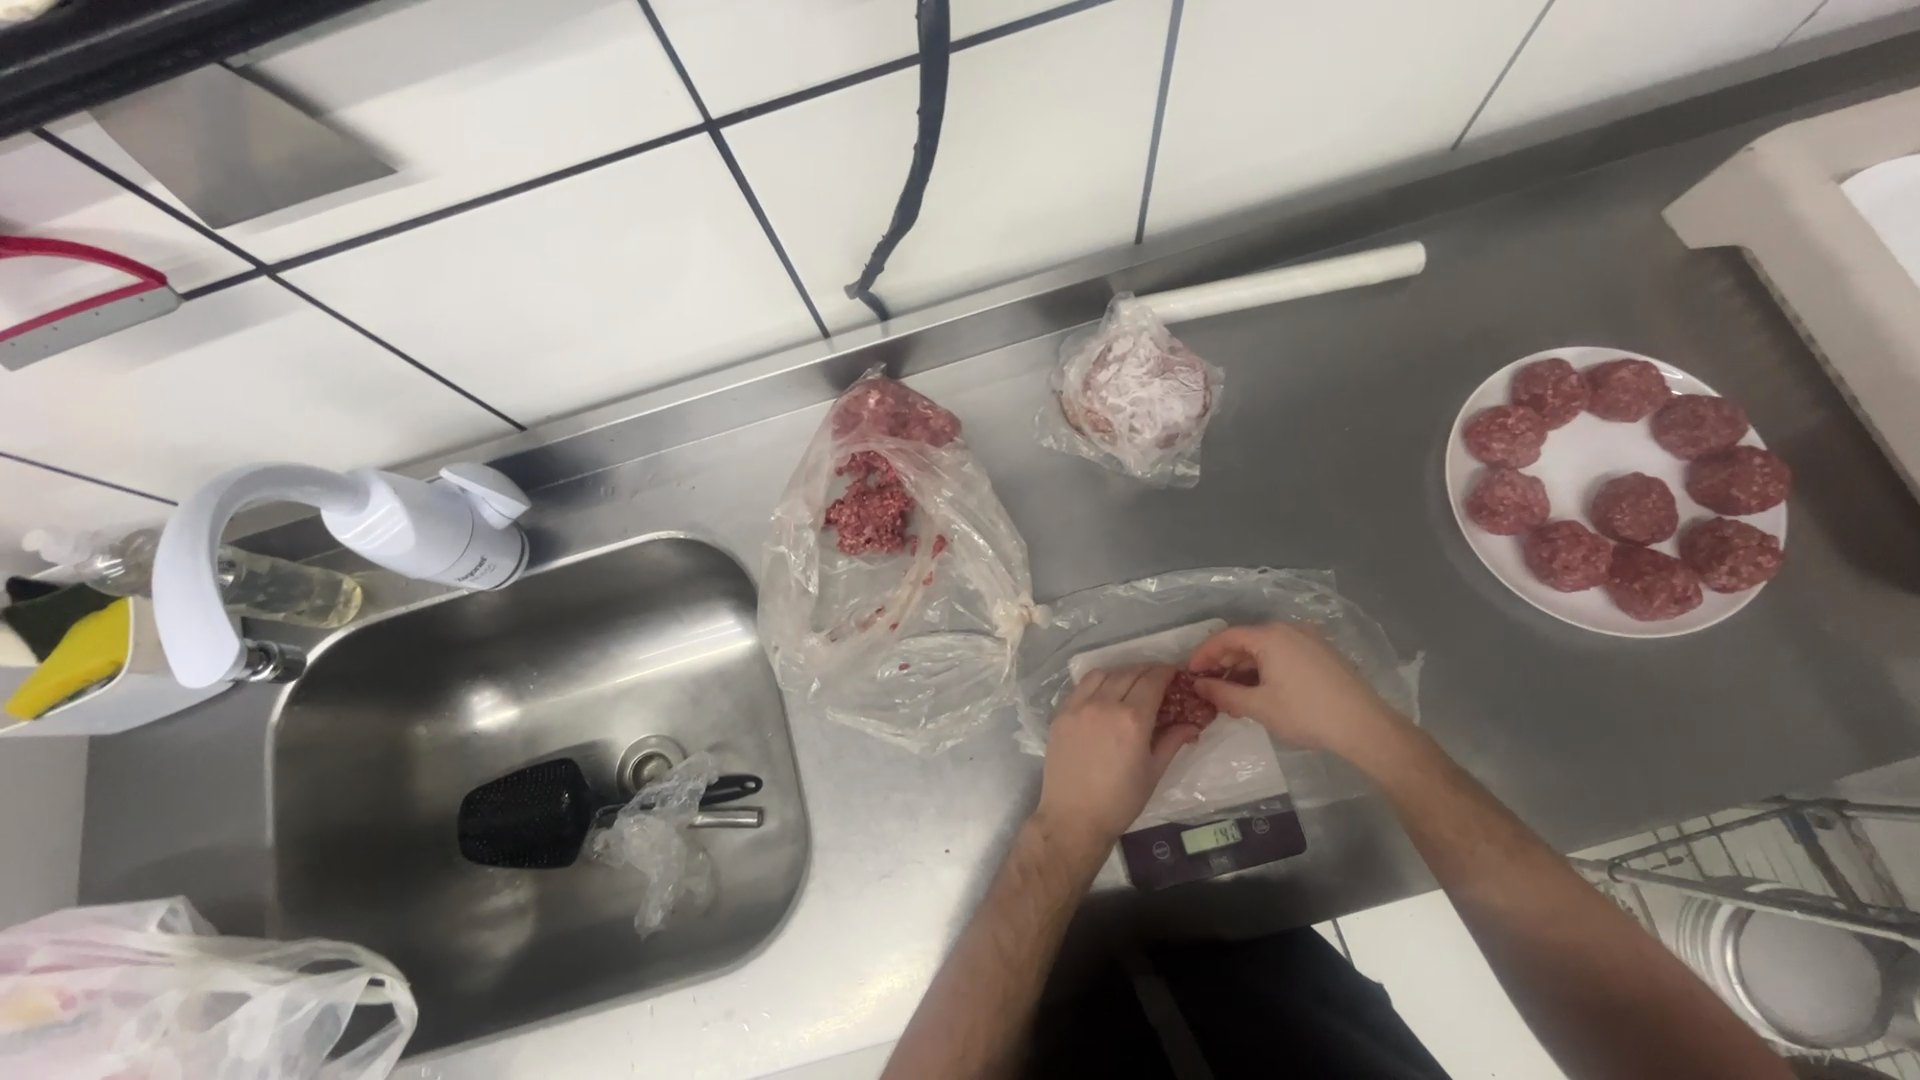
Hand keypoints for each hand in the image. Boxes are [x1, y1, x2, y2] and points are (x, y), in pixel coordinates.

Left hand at [1035, 665, 1197, 851]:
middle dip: (1148, 671)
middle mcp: (1104, 704)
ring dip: (1122, 672)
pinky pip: (1081, 687)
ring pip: (1103, 674)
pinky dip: (1098, 682)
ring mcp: (1078, 707)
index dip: (1167, 672)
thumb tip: (1192, 725)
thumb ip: (1172, 741)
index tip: (1175, 673)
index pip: (1153, 680)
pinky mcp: (1061, 714)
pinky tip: (1105, 693)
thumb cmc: (1120, 800)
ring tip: (1131, 683)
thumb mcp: (1153, 771)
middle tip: (1158, 678)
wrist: (1073, 817)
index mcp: (1132, 719)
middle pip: (1129, 673)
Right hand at [1188, 622, 1409, 759]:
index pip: (1225, 637)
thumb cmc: (1306, 713)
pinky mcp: (1323, 653)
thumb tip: (1200, 686)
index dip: (1203, 654)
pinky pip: (1284, 654)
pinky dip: (1267, 669)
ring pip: (1266, 649)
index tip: (1190, 674)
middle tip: (1211, 689)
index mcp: (1270, 636)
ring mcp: (1310, 639)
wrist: (1364, 726)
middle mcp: (1289, 629)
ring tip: (1235, 697)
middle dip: (1224, 664)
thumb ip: (1223, 694)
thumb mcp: (1258, 707)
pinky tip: (1263, 692)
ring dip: (1245, 669)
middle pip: (1245, 641)